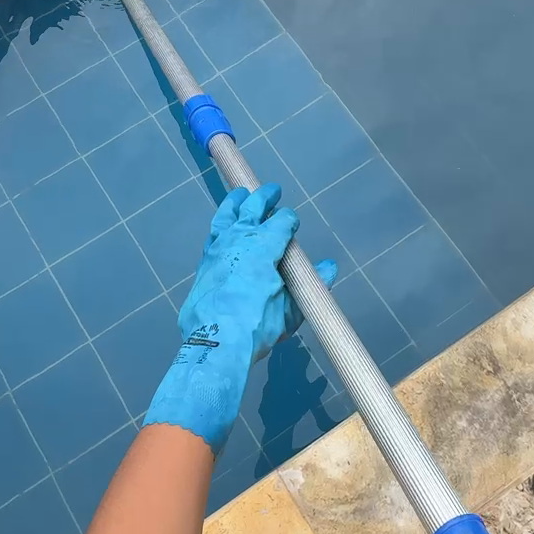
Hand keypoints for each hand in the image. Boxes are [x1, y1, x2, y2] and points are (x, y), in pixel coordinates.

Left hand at [143, 184, 334, 449]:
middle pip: (252, 209)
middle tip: (272, 190)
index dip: (289, 220)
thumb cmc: (260, 325)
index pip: (281, 222)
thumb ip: (311, 284)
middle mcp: (239, 240)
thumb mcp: (293, 308)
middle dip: (264, 198)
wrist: (217, 342)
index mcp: (264, 245)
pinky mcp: (204, 264)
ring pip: (227, 216)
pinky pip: (214, 236)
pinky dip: (221, 227)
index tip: (292, 221)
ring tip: (240, 195)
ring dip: (236, 204)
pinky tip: (224, 227)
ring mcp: (218, 250)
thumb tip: (329, 267)